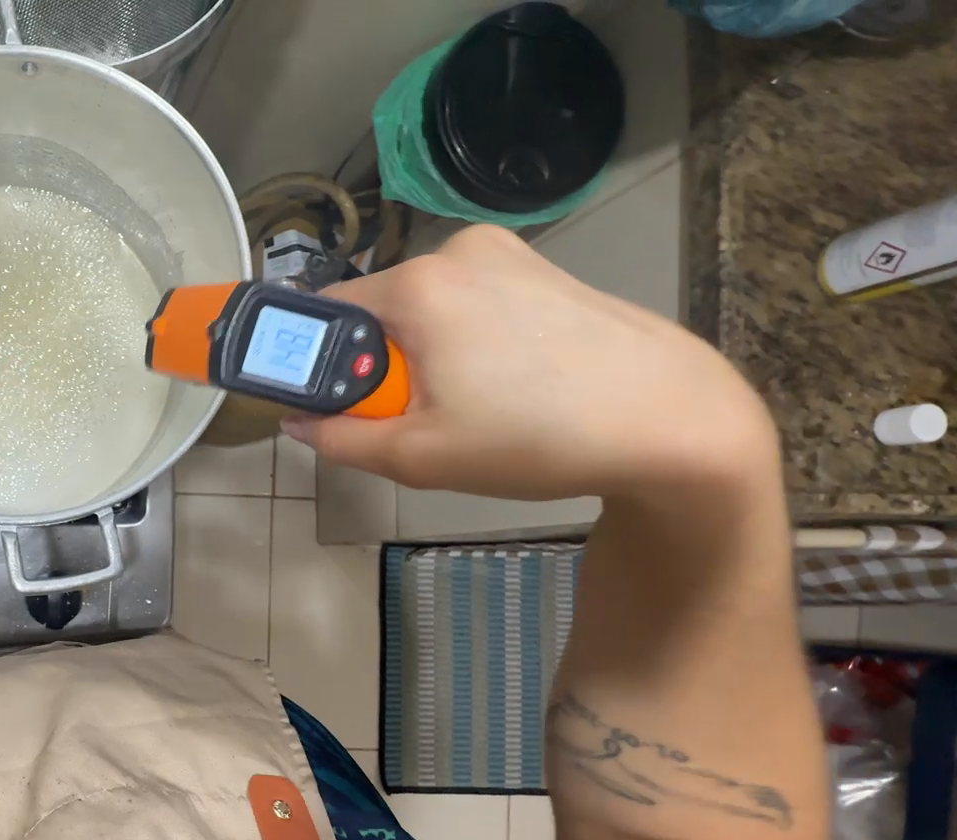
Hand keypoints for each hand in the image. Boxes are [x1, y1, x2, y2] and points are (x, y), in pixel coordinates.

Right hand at [283, 226, 780, 503]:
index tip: (334, 404)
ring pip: (423, 310)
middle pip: (376, 311)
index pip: (323, 310)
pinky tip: (503, 385)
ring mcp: (508, 254)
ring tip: (466, 406)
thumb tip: (297, 422)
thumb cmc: (533, 438)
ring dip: (420, 356)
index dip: (314, 361)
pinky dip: (462, 343)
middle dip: (377, 365)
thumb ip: (339, 439)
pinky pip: (468, 305)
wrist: (675, 421)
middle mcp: (457, 250)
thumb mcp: (415, 457)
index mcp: (418, 284)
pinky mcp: (543, 270)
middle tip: (411, 418)